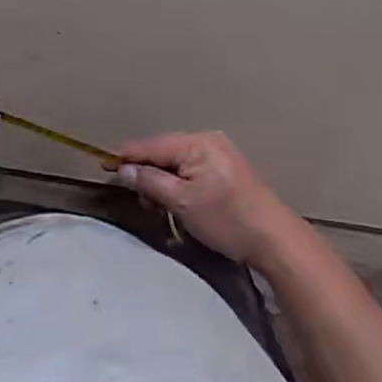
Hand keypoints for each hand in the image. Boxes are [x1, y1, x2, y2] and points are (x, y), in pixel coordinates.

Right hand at [116, 131, 293, 264]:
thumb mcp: (181, 202)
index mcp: (196, 142)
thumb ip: (149, 181)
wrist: (277, 241)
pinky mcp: (229, 169)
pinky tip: (177, 200)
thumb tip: (124, 169)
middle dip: (146, 172)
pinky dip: (180, 182)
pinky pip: (193, 168)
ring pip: (178, 161)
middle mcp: (208, 140)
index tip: (104, 166)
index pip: (150, 145)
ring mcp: (220, 153)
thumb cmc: (226, 219)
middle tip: (139, 200)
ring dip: (163, 180)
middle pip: (163, 151)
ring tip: (158, 205)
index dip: (125, 156)